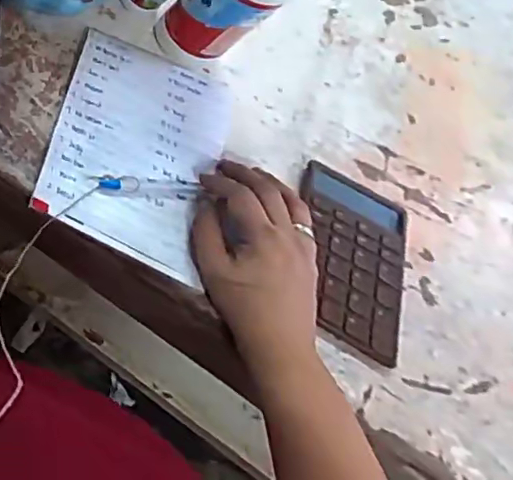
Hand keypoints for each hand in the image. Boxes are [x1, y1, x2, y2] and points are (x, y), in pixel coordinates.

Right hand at [192, 161, 320, 377]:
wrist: (282, 348)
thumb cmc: (243, 310)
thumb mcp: (213, 271)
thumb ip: (205, 231)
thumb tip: (206, 204)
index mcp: (263, 236)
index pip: (240, 195)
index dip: (219, 182)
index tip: (202, 178)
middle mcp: (287, 234)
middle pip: (268, 190)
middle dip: (243, 173)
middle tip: (222, 165)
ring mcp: (304, 246)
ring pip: (291, 200)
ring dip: (269, 182)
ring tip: (251, 174)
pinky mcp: (311, 258)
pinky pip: (303, 218)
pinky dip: (287, 201)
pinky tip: (275, 203)